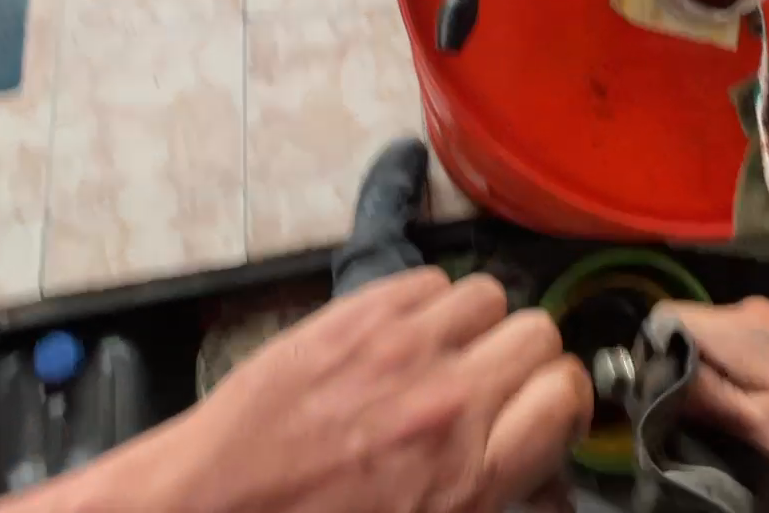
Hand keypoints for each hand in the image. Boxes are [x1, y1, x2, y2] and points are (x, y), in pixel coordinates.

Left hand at [47, 268, 591, 512]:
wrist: (203, 510)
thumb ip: (497, 500)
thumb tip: (548, 484)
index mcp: (466, 472)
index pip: (565, 390)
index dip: (562, 397)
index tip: (542, 407)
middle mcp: (444, 399)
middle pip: (538, 331)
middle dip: (524, 358)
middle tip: (492, 382)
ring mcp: (399, 346)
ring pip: (488, 294)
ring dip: (476, 324)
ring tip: (443, 352)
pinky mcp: (359, 311)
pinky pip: (430, 279)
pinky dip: (427, 303)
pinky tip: (399, 336)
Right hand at [654, 297, 768, 490]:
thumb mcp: (767, 428)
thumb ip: (709, 399)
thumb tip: (656, 379)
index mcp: (738, 327)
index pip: (665, 316)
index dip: (649, 354)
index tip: (653, 398)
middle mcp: (750, 311)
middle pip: (689, 328)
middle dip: (677, 369)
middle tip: (683, 420)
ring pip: (715, 339)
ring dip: (708, 375)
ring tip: (717, 421)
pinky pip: (741, 344)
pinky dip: (734, 373)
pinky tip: (749, 407)